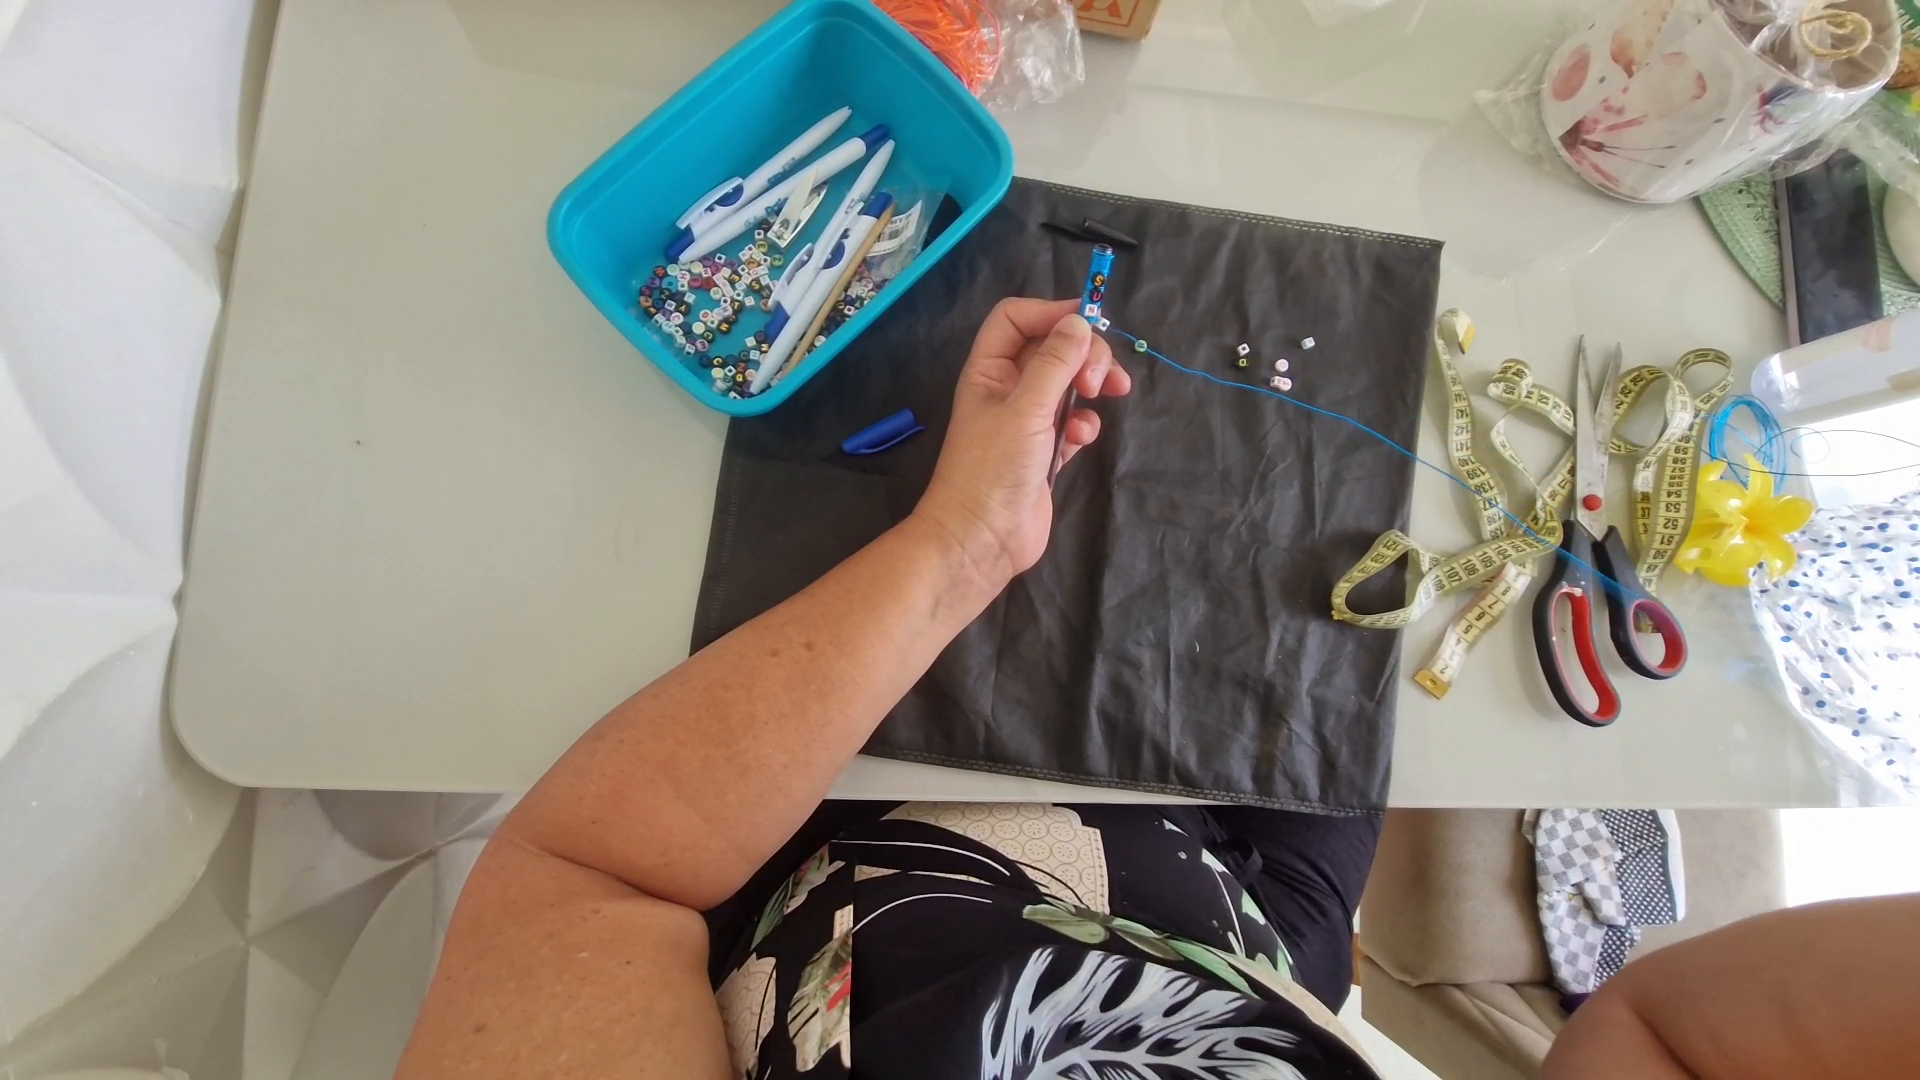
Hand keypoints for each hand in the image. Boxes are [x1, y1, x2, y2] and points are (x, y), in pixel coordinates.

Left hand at [911, 297, 1131, 587]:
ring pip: (1067, 384)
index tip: (1091, 322)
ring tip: (1110, 395)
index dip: (1051, 312)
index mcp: (989, 370)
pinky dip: (1084, 424)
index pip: (1017, 319)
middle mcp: (1007, 390)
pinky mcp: (1044, 453)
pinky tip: (1085, 438)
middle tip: (1100, 379)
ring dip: (1091, 384)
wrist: (981, 540)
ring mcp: (1026, 422)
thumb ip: (1055, 364)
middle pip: (1051, 348)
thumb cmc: (993, 471)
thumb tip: (1080, 323)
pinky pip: (1071, 423)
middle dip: (1083, 353)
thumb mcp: (1026, 410)